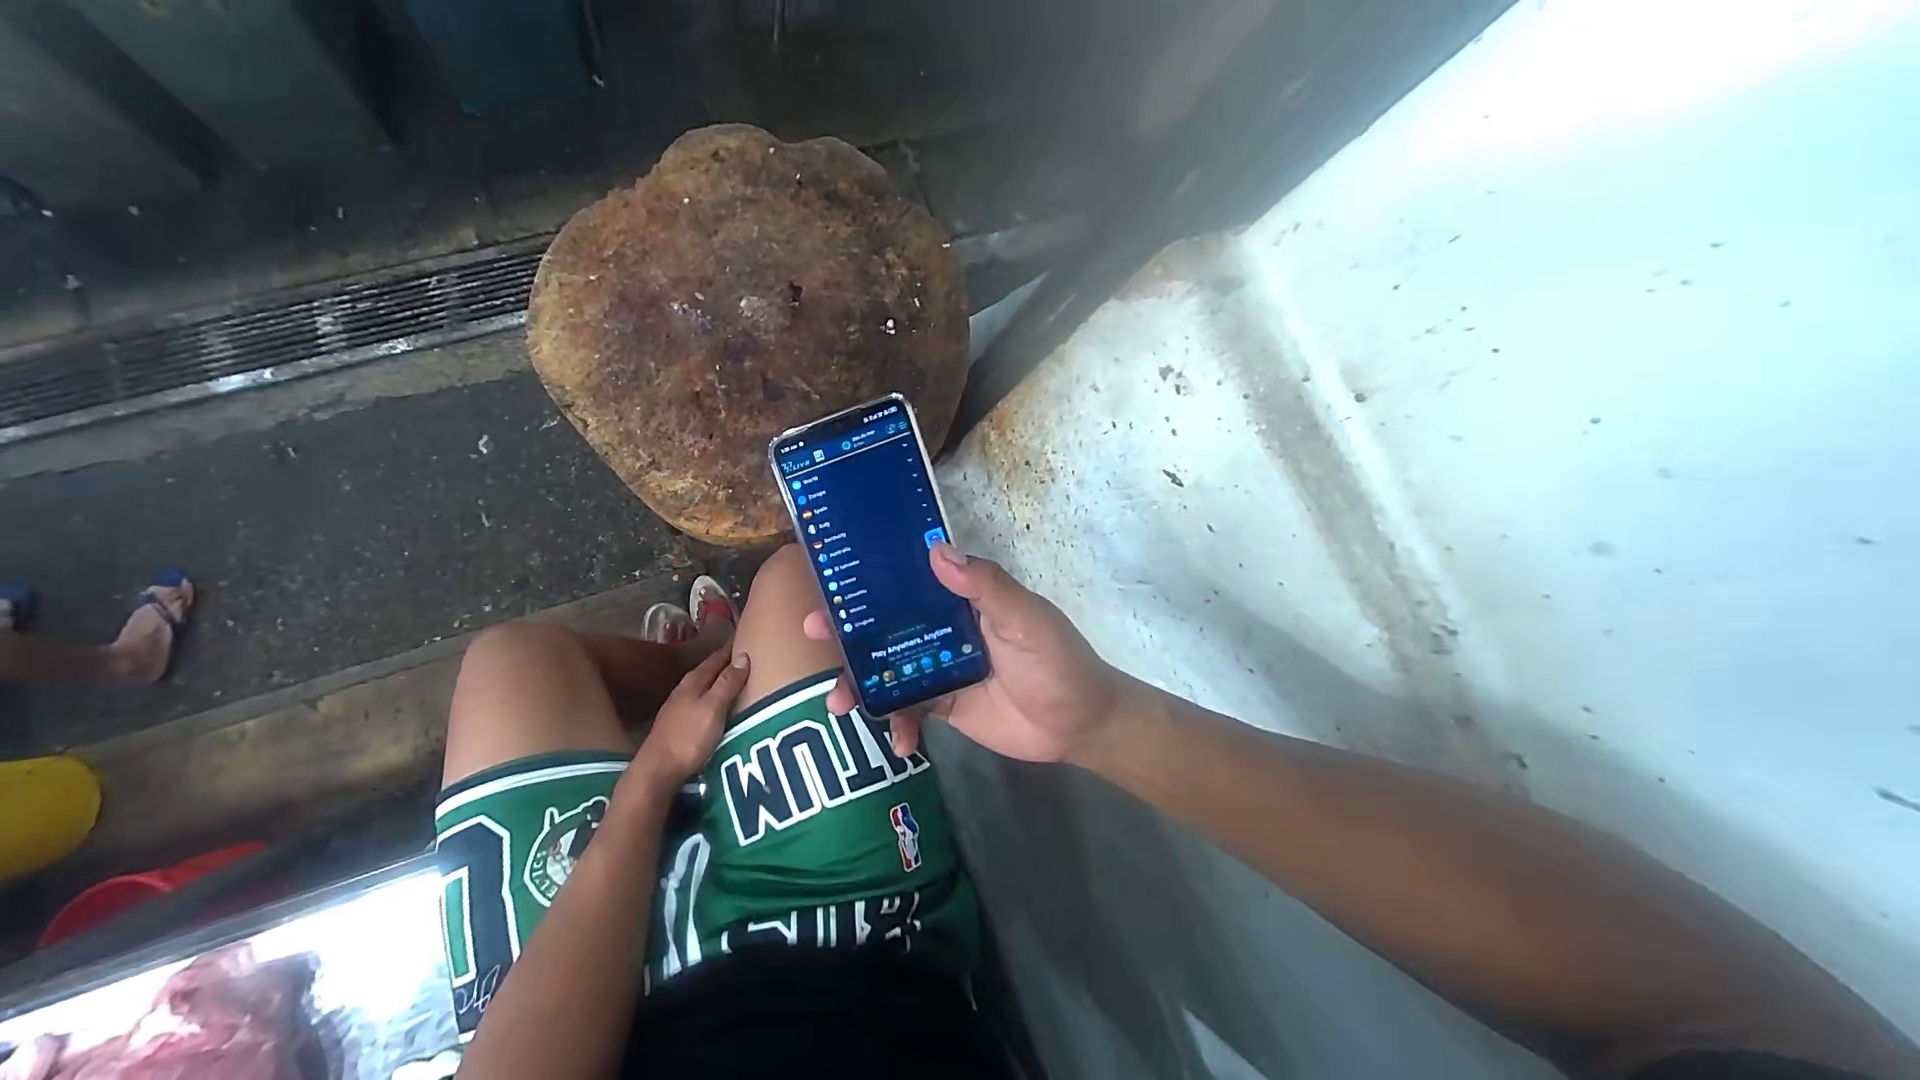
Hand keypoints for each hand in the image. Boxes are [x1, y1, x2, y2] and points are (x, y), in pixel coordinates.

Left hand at [634, 647, 749, 782]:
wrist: (657, 771)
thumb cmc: (688, 737)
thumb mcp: (713, 708)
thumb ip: (727, 682)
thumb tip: (743, 656)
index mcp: (694, 680)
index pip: (718, 656)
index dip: (733, 646)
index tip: (749, 635)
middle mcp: (685, 688)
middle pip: (711, 669)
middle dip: (730, 661)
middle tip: (752, 655)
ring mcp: (680, 706)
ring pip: (707, 685)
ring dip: (723, 679)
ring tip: (742, 678)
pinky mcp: (680, 722)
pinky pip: (703, 700)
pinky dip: (717, 696)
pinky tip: (723, 704)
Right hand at [802, 543, 1122, 764]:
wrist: (1078, 724)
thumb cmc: (1055, 660)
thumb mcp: (1024, 618)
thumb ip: (985, 587)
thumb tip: (937, 551)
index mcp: (961, 602)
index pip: (909, 584)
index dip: (872, 581)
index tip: (834, 579)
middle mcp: (943, 631)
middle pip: (887, 627)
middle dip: (848, 631)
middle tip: (812, 631)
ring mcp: (940, 669)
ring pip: (889, 672)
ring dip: (860, 686)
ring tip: (840, 705)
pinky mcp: (944, 706)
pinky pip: (909, 712)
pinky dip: (898, 726)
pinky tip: (900, 744)